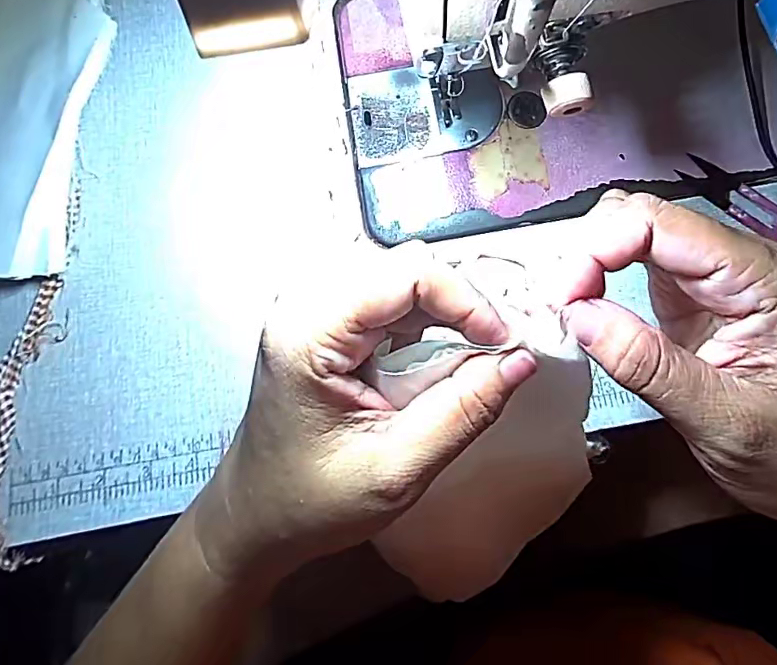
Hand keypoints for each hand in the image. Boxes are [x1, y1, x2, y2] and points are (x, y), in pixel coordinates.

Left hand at [191, 241, 538, 581]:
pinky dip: (419, 317)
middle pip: (401, 264)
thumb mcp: (397, 470)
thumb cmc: (311, 501)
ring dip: (440, 308)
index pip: (403, 272)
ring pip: (397, 273)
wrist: (257, 512)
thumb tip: (519, 361)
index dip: (464, 299)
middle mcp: (304, 301)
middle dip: (457, 302)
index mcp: (309, 331)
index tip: (502, 342)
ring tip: (463, 356)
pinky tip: (427, 356)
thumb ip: (462, 412)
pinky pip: (384, 293)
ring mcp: (310, 304)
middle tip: (491, 351)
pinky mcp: (323, 315)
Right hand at [557, 190, 776, 532]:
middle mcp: (734, 260)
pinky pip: (632, 261)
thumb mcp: (730, 425)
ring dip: (588, 260)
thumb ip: (650, 366)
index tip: (567, 295)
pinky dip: (597, 275)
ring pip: (630, 232)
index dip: (602, 245)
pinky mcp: (689, 293)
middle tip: (561, 302)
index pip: (660, 223)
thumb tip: (576, 315)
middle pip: (640, 216)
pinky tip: (582, 301)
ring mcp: (710, 274)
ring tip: (566, 303)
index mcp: (761, 275)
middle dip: (589, 249)